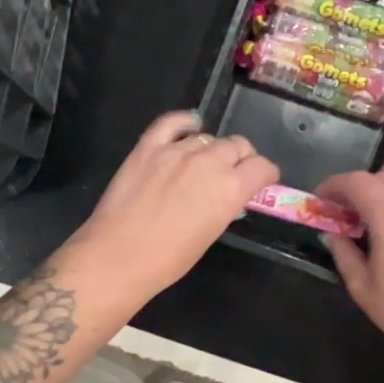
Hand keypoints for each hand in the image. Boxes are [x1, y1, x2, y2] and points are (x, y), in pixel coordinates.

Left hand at [65, 110, 279, 299]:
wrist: (118, 257)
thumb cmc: (167, 260)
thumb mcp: (209, 235)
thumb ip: (224, 207)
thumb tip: (227, 196)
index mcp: (230, 189)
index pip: (261, 167)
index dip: (265, 173)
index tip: (261, 180)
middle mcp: (208, 163)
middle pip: (236, 145)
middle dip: (241, 158)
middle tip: (232, 172)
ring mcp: (176, 151)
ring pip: (207, 137)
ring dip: (212, 148)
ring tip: (204, 163)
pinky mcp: (147, 147)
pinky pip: (171, 122)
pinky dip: (184, 122)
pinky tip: (189, 127)